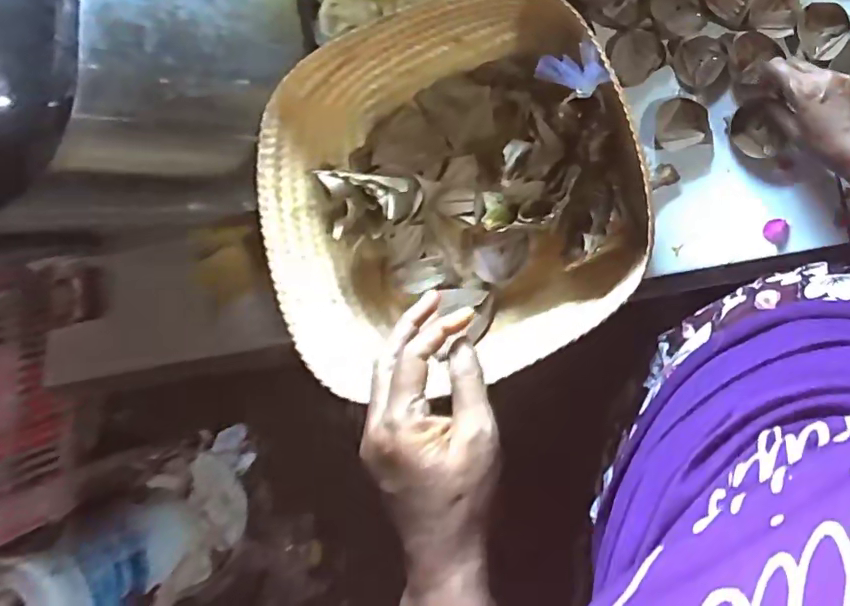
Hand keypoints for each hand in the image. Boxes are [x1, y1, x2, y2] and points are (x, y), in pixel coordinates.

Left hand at [360, 291, 498, 601]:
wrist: (443, 553)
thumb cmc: (466, 496)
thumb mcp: (479, 435)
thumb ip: (467, 381)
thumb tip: (460, 341)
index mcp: (396, 422)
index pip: (413, 357)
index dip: (439, 330)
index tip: (467, 313)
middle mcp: (374, 425)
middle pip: (386, 358)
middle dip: (410, 323)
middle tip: (434, 297)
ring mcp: (371, 437)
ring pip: (382, 373)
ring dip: (405, 342)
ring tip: (428, 317)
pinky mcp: (378, 446)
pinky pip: (386, 391)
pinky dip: (404, 366)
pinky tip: (422, 356)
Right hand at [752, 58, 849, 176]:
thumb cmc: (829, 149)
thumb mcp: (794, 133)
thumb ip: (774, 111)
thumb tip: (762, 98)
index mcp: (803, 87)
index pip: (774, 65)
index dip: (764, 73)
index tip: (761, 84)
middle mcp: (822, 74)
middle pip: (794, 62)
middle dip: (783, 73)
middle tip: (779, 90)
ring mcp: (842, 75)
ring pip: (813, 68)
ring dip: (804, 78)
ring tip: (805, 98)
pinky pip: (832, 75)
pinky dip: (823, 84)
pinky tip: (827, 101)